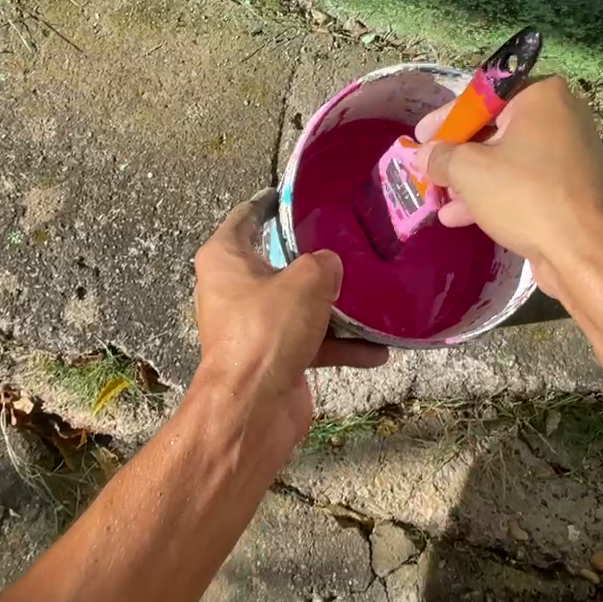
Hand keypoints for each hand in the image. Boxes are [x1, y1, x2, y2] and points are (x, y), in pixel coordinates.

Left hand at [191, 191, 387, 459]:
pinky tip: (377, 350)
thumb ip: (324, 263)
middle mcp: (233, 289)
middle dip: (312, 256)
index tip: (294, 192)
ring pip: (298, 304)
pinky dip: (340, 345)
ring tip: (372, 297)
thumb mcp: (305, 280)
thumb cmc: (267, 329)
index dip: (269, 202)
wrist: (253, 408)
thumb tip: (331, 267)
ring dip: (334, 307)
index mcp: (224, 258)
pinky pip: (311, 341)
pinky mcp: (273, 357)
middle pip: (277, 262)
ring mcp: (253, 325)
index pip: (245, 217)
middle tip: (346, 239)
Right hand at [414, 77, 602, 300]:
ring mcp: (570, 153)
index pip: (481, 99)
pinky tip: (459, 218)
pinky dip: (494, 194)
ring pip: (507, 159)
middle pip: (494, 130)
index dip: (445, 120)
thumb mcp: (469, 171)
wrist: (586, 253)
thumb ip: (440, 157)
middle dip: (458, 155)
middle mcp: (561, 116)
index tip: (420, 137)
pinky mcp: (571, 187)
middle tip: (429, 170)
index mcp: (541, 96)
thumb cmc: (525, 196)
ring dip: (470, 180)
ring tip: (438, 200)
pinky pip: (524, 181)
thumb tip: (423, 155)